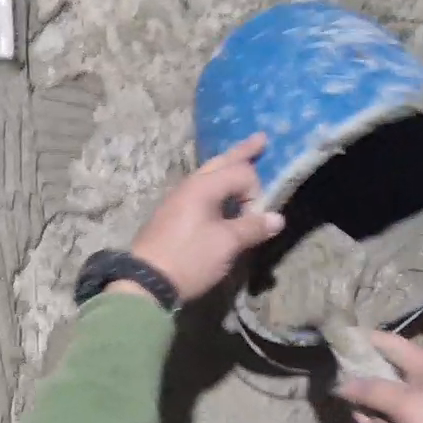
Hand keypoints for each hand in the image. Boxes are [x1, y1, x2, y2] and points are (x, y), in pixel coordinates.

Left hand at [128, 133, 284, 302]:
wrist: (146, 283)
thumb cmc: (189, 259)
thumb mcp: (226, 245)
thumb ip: (252, 228)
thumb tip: (276, 219)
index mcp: (203, 186)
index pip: (242, 172)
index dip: (257, 192)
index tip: (256, 218)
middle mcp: (190, 186)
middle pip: (221, 162)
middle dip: (242, 153)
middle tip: (261, 140)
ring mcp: (178, 200)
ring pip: (208, 177)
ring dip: (227, 170)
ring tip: (241, 162)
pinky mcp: (172, 217)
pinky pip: (200, 193)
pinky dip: (216, 189)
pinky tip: (221, 196)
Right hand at [334, 332, 422, 422]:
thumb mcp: (406, 406)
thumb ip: (371, 391)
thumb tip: (340, 383)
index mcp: (421, 363)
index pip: (383, 341)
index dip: (358, 342)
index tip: (334, 349)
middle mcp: (420, 380)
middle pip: (376, 384)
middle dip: (370, 410)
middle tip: (368, 422)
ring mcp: (422, 407)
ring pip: (383, 415)